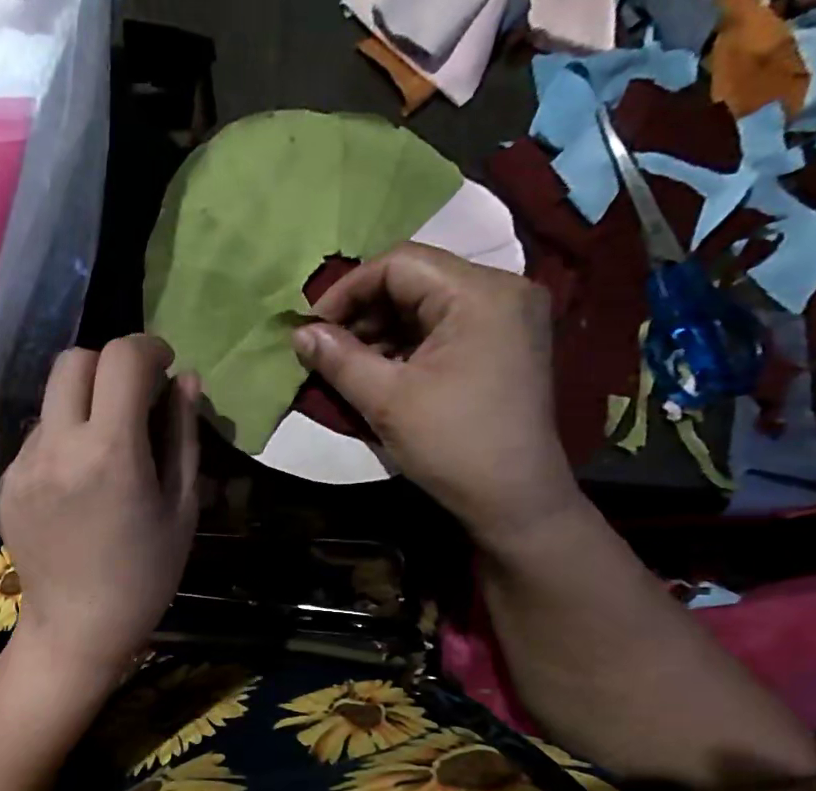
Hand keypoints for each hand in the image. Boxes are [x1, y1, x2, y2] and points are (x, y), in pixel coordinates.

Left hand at [0, 335, 199, 671]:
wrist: (77, 628)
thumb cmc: (146, 574)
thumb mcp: (181, 507)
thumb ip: (182, 435)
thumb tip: (186, 380)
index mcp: (111, 452)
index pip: (121, 358)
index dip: (149, 349)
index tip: (164, 368)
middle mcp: (58, 446)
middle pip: (74, 360)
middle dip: (110, 365)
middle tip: (134, 398)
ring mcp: (23, 464)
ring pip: (52, 399)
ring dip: (85, 404)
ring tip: (107, 449)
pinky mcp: (5, 483)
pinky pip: (37, 436)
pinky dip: (63, 438)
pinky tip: (78, 481)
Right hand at [293, 242, 584, 552]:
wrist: (516, 502)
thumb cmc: (453, 446)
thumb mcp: (387, 400)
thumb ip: (339, 359)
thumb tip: (299, 333)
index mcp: (481, 293)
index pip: (400, 264)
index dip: (348, 290)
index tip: (313, 327)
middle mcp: (504, 290)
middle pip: (416, 280)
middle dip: (364, 312)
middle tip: (327, 348)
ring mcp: (510, 317)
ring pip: (429, 304)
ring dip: (383, 330)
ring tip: (348, 363)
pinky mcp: (507, 344)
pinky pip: (447, 327)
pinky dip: (409, 344)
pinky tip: (381, 370)